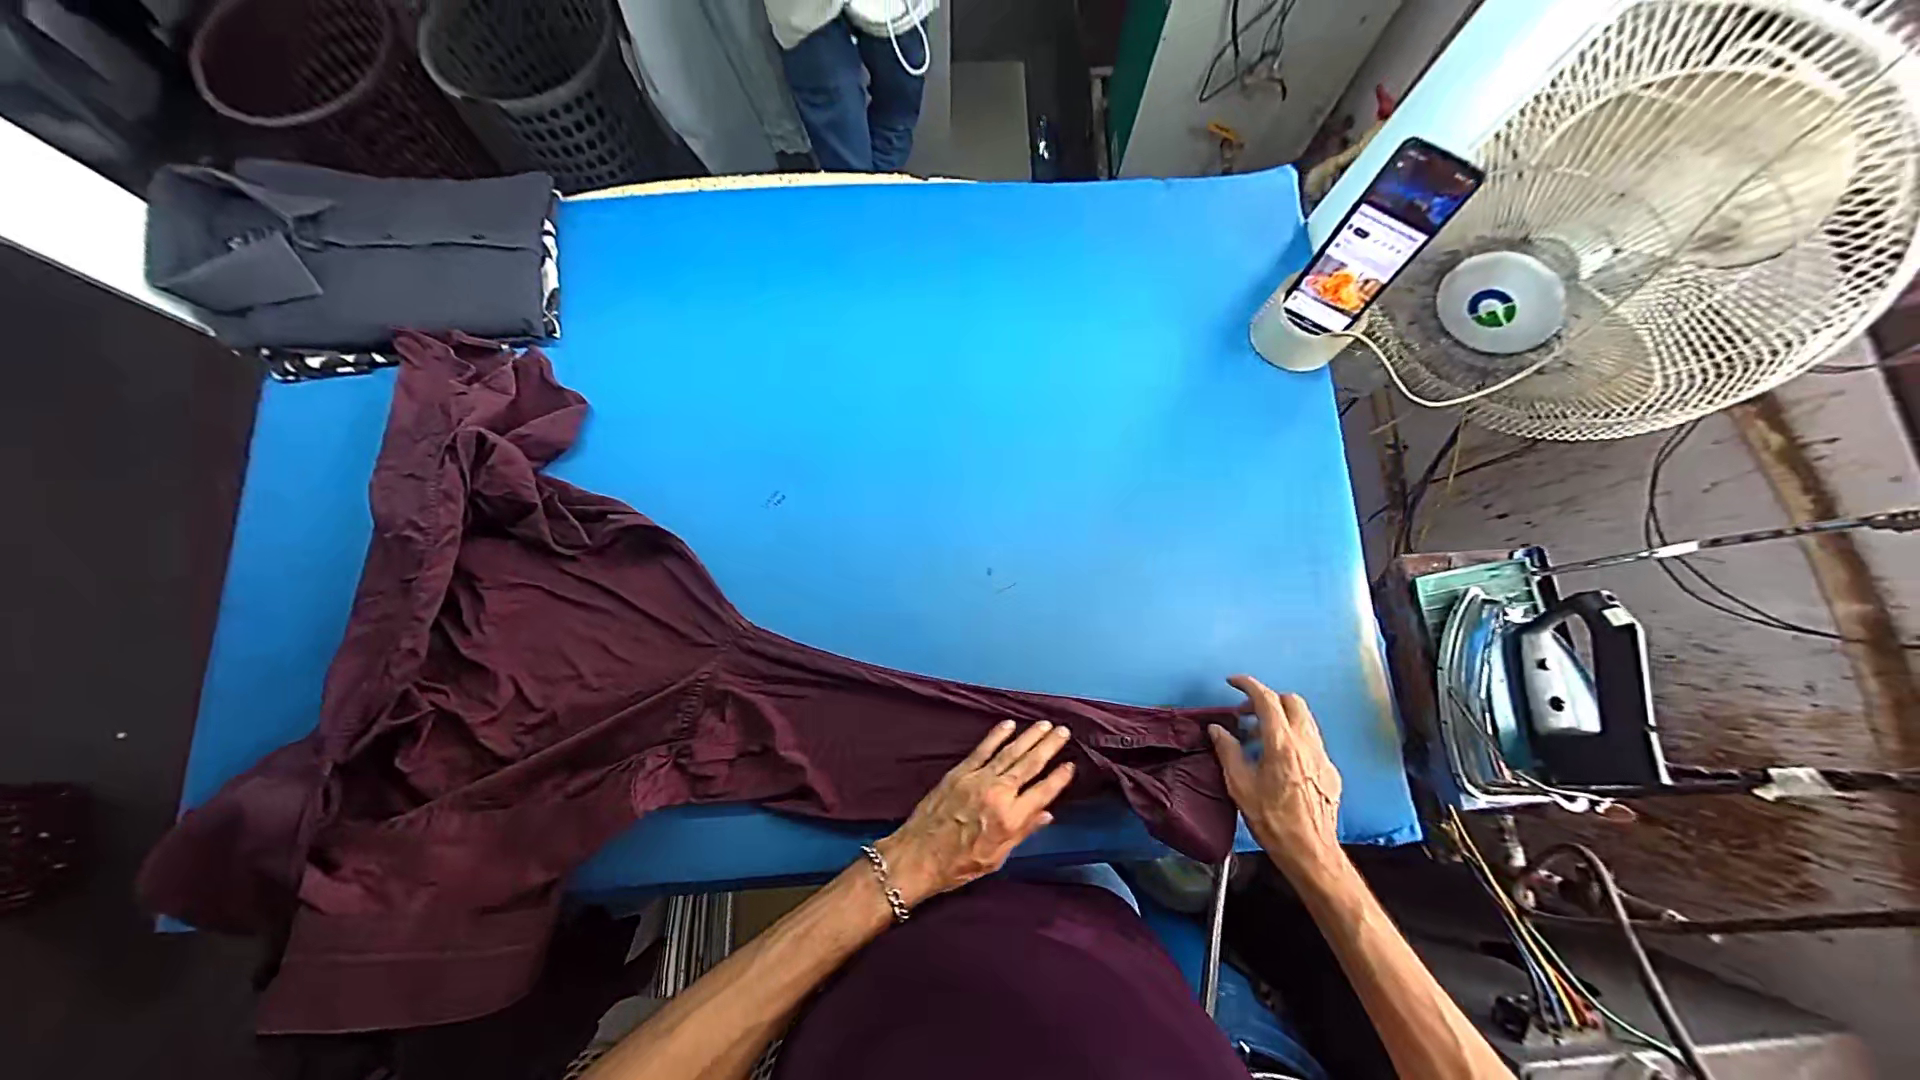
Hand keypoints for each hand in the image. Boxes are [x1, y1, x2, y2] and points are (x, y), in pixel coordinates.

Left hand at [872, 720, 1075, 907]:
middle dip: (1049, 747)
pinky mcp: (960, 772)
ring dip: (1029, 737)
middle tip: (1063, 731)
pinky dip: (997, 735)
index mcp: (1010, 819)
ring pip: (1010, 752)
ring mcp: (978, 779)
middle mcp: (997, 794)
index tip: (1071, 764)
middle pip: (1030, 765)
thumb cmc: (959, 864)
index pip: (1042, 792)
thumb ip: (1023, 832)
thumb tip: (1046, 814)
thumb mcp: (997, 857)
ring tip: (1045, 725)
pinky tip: (1010, 725)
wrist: (919, 856)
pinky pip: (983, 749)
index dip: (1059, 778)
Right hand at [1208, 676, 1343, 880]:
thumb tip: (1219, 729)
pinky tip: (1279, 759)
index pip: (1266, 699)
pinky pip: (1311, 740)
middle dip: (1267, 699)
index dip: (1248, 685)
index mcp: (1281, 743)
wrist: (1310, 851)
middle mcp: (1306, 743)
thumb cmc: (1271, 819)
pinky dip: (1292, 736)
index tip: (1233, 682)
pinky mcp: (1330, 771)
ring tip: (1260, 737)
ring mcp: (1322, 756)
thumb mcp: (1239, 784)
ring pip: (1304, 719)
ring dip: (1281, 717)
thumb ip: (1228, 750)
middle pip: (1291, 701)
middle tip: (1246, 713)